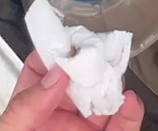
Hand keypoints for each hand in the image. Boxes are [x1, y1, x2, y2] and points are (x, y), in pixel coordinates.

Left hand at [0, 53, 142, 130]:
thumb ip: (26, 106)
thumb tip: (54, 73)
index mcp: (29, 114)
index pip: (43, 70)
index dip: (57, 50)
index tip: (70, 37)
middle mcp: (58, 122)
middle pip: (80, 82)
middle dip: (93, 63)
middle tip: (101, 49)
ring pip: (104, 103)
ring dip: (114, 85)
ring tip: (117, 72)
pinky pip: (122, 130)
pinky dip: (130, 117)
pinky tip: (129, 103)